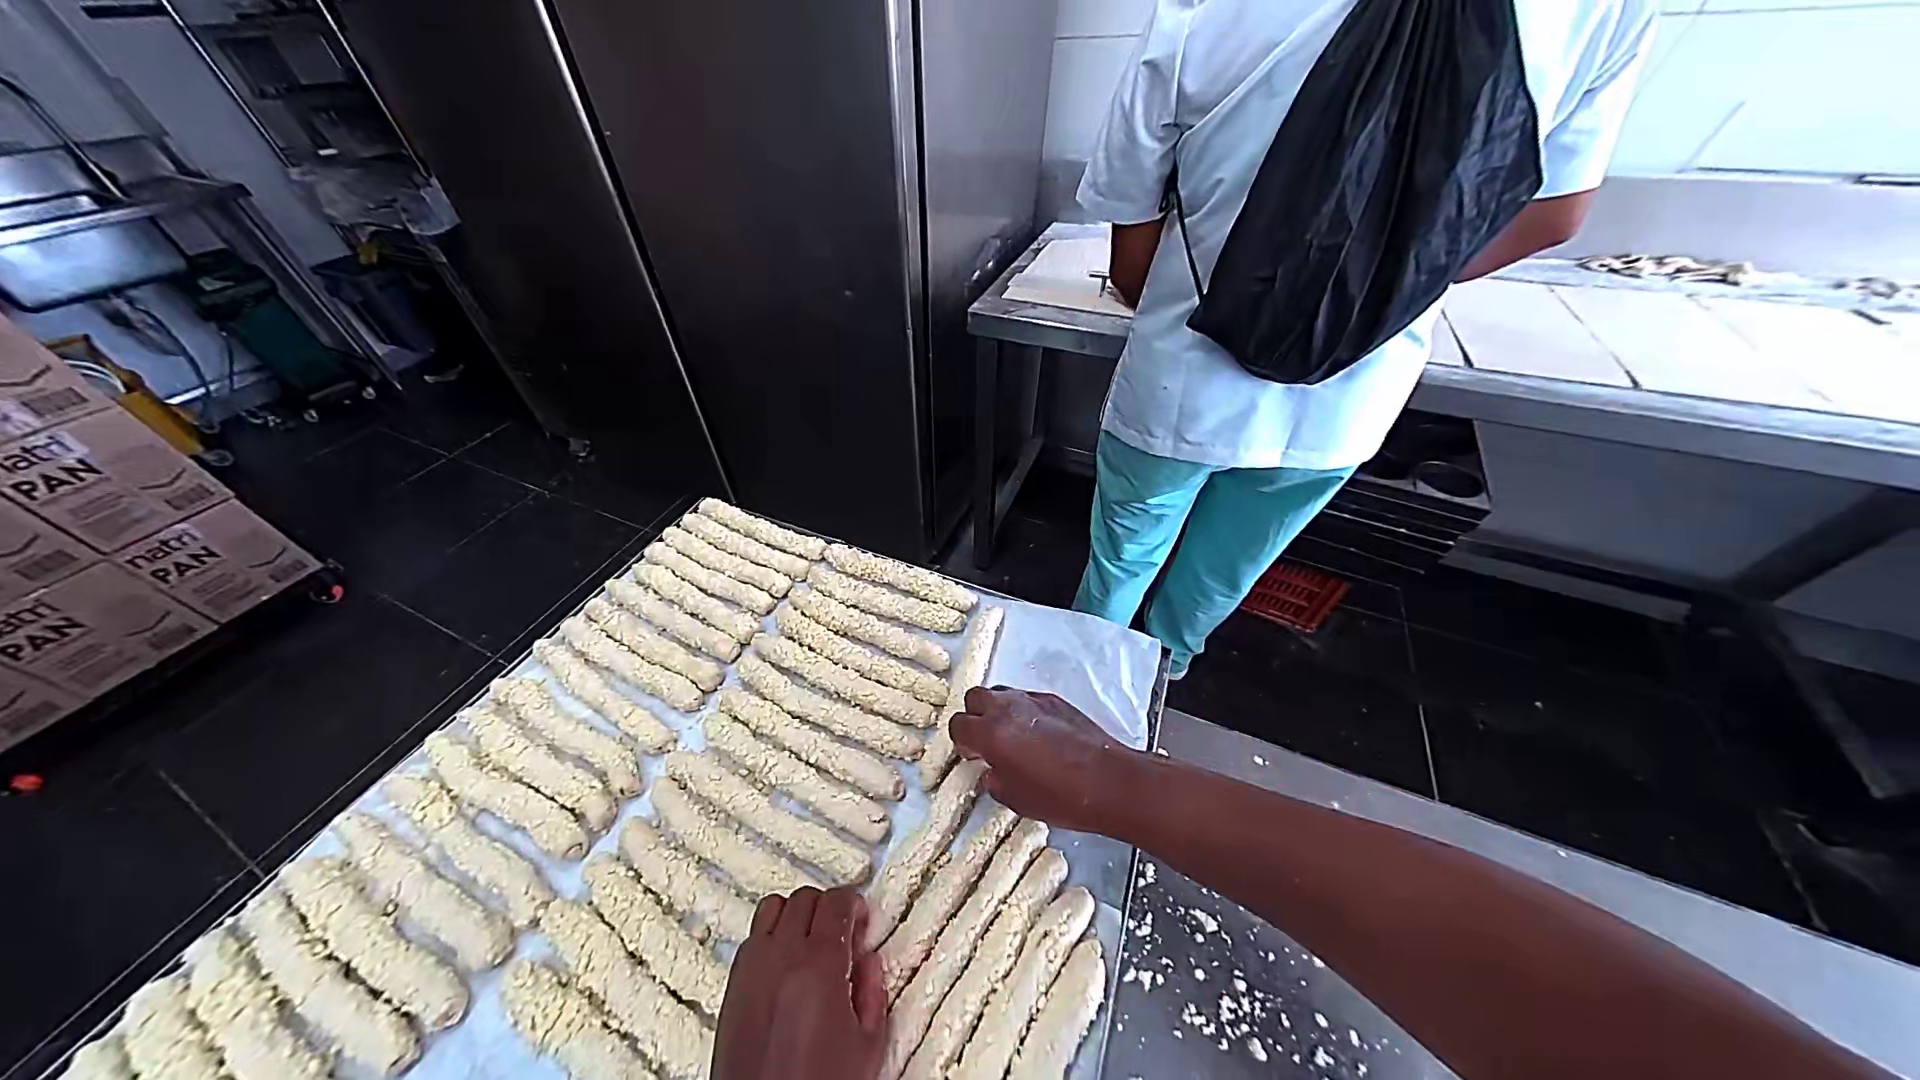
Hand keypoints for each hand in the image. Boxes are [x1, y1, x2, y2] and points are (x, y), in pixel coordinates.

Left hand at [712, 886, 887, 1079]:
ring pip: (773, 907)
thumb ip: (873, 990)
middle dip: (828, 907)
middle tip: (842, 931)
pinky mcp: (731, 987)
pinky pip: (752, 937)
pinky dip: (771, 936)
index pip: (837, 902)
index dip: (855, 904)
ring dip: (796, 914)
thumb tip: (868, 961)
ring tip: (811, 941)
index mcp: (820, 965)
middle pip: (805, 897)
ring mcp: (751, 969)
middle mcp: (781, 957)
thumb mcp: (867, 1045)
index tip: (862, 920)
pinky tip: (785, 962)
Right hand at [948, 686, 1142, 834]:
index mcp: (991, 733)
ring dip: (998, 711)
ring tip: (1011, 736)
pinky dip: (1023, 712)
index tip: (972, 754)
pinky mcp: (1054, 700)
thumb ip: (994, 778)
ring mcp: (1032, 700)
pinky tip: (1037, 735)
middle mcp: (1007, 709)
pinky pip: (1027, 699)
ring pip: (1001, 694)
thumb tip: (992, 771)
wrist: (1108, 781)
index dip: (962, 741)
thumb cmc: (1061, 796)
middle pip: (975, 698)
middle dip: (975, 717)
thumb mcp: (1014, 799)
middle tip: (985, 740)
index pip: (958, 724)